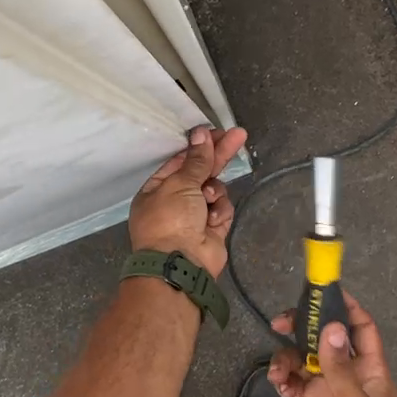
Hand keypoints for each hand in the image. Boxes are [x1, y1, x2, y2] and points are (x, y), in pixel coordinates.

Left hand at [128, 126, 247, 277]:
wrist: (181, 264)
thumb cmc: (171, 219)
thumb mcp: (180, 184)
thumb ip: (196, 160)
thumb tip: (200, 134)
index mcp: (157, 189)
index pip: (180, 161)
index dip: (199, 146)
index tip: (216, 132)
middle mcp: (174, 201)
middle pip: (200, 172)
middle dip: (218, 155)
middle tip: (239, 135)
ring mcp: (194, 216)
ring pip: (215, 190)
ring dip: (214, 192)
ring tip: (209, 200)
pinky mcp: (212, 229)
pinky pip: (222, 210)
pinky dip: (219, 212)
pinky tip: (212, 220)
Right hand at [269, 292, 396, 396]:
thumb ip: (342, 369)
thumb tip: (332, 327)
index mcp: (372, 374)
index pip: (362, 330)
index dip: (346, 308)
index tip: (321, 291)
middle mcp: (351, 377)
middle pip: (327, 339)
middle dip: (305, 327)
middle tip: (280, 321)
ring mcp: (329, 392)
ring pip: (305, 359)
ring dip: (289, 356)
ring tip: (278, 370)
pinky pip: (294, 382)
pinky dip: (283, 378)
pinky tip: (278, 385)